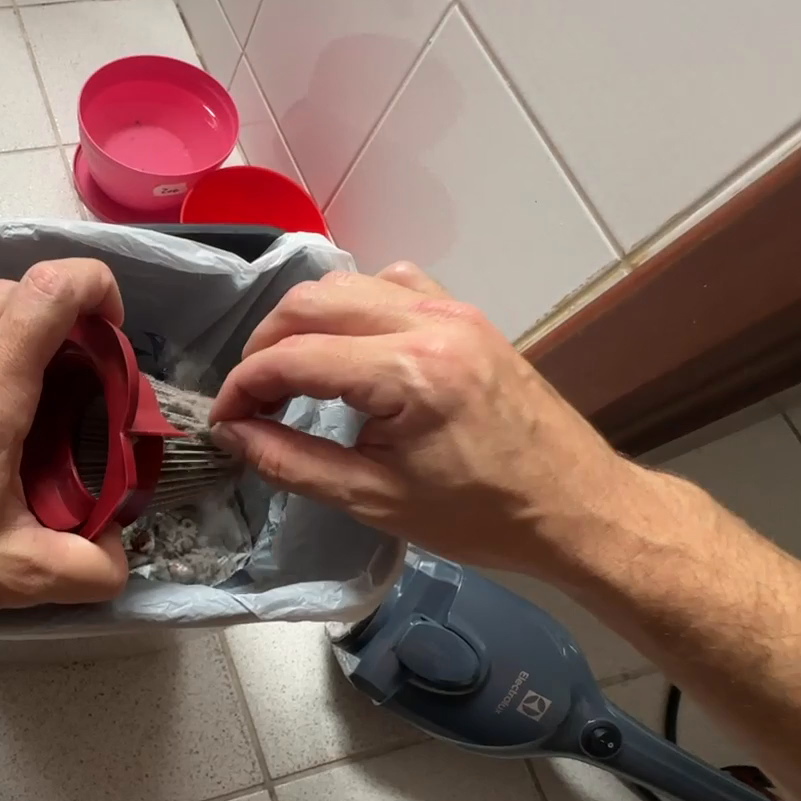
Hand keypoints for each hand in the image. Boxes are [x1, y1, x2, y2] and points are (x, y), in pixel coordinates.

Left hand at [0, 259, 130, 637]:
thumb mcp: (10, 575)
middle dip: (63, 315)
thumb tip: (117, 557)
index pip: (49, 290)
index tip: (114, 333)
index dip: (97, 287)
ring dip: (18, 347)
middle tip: (86, 375)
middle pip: (12, 292)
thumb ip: (87, 569)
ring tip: (36, 419)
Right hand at [207, 262, 647, 575]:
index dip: (241, 387)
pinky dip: (348, 308)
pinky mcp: (464, 314)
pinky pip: (388, 284)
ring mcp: (452, 310)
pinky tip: (345, 347)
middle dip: (262, 348)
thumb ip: (289, 462)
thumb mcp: (372, 500)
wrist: (578, 508)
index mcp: (409, 373)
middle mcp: (429, 322)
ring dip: (300, 324)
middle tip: (249, 400)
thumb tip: (231, 434)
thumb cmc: (479, 516)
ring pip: (345, 285)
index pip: (293, 357)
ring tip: (287, 375)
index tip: (222, 421)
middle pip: (311, 303)